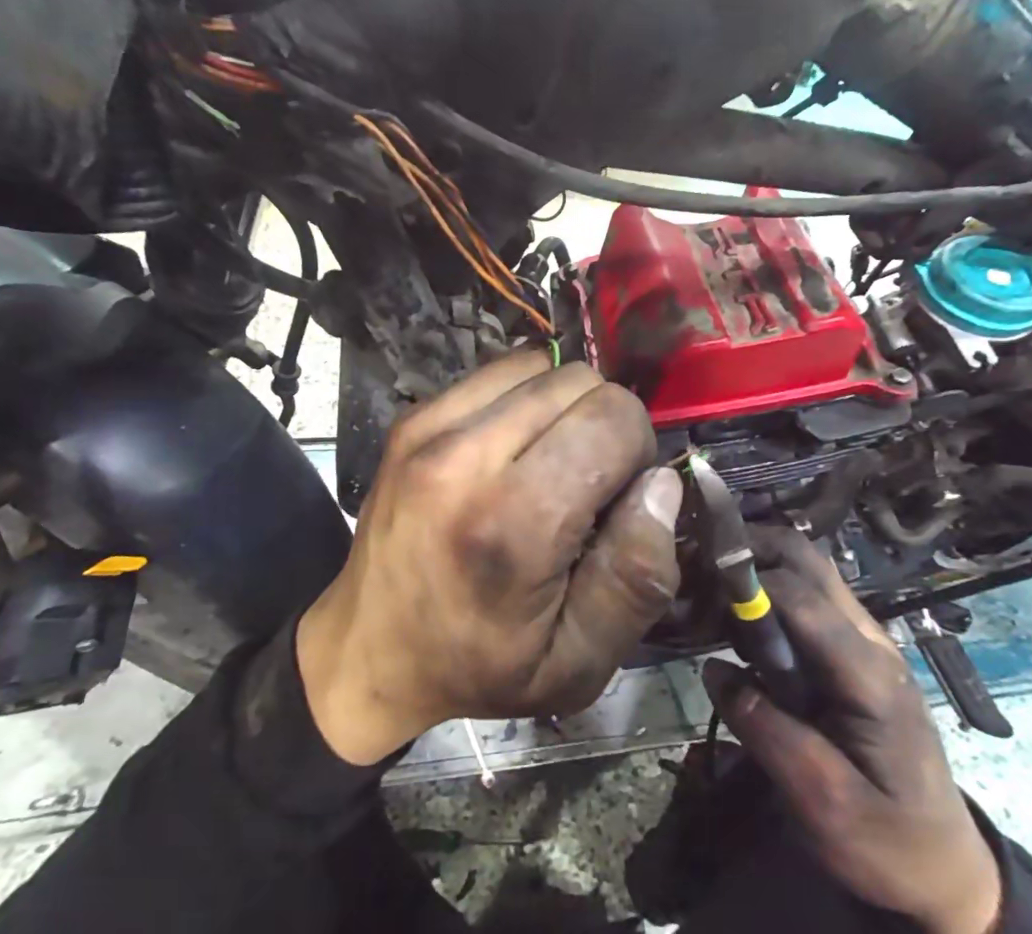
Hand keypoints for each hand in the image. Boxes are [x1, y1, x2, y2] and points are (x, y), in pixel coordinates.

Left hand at [297, 351, 683, 764]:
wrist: (370, 652)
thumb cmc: (479, 666)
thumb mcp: (578, 662)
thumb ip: (636, 578)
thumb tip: (660, 483)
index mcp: (511, 522)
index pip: (613, 419)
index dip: (637, 455)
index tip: (616, 502)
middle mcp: (463, 457)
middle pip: (581, 383)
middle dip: (604, 427)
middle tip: (584, 488)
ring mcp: (428, 428)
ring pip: (541, 367)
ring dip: (563, 409)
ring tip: (546, 467)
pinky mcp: (411, 418)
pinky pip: (498, 373)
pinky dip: (523, 400)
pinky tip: (510, 452)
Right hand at [702, 529, 1001, 933]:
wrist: (945, 867)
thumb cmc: (887, 843)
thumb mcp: (822, 803)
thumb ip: (766, 731)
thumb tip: (714, 670)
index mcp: (868, 674)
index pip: (799, 595)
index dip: (744, 580)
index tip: (692, 585)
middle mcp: (871, 641)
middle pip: (807, 561)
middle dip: (749, 549)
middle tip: (695, 571)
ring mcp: (865, 644)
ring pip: (807, 573)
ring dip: (756, 567)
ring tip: (705, 593)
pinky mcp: (853, 655)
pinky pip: (807, 602)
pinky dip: (766, 593)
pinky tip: (733, 621)